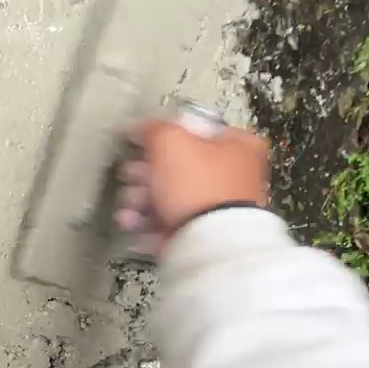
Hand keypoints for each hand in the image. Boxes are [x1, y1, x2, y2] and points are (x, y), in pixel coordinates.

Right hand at [117, 119, 272, 249]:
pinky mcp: (198, 230)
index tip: (138, 149)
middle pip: (174, 166)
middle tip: (131, 178)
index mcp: (237, 145)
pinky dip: (144, 221)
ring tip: (130, 207)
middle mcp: (231, 173)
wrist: (208, 240)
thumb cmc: (196, 184)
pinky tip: (131, 222)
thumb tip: (135, 127)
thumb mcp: (171, 143)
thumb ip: (152, 129)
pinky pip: (163, 220)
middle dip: (144, 174)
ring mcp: (215, 205)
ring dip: (138, 199)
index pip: (191, 132)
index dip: (159, 140)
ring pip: (164, 195)